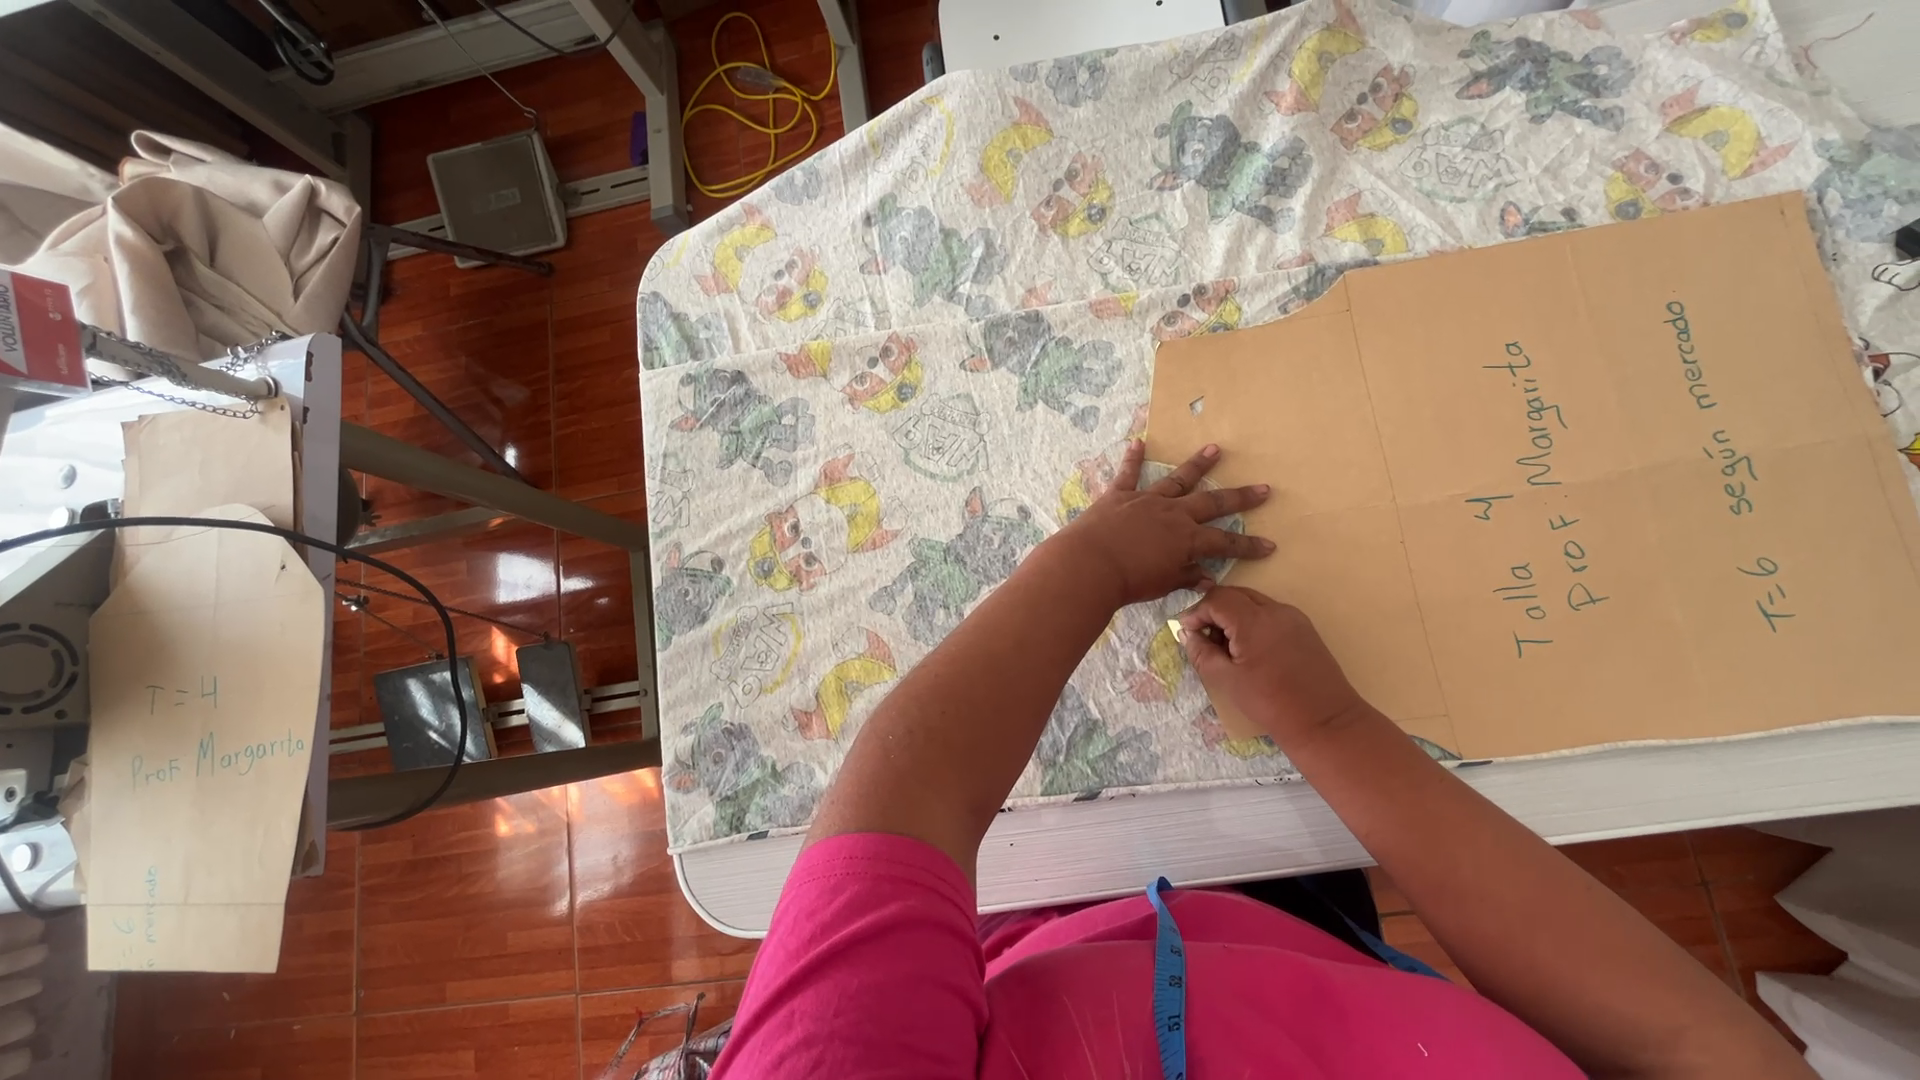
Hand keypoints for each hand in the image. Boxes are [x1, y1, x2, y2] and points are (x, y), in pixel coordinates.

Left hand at [1045, 441, 1272, 607]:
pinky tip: (1138, 442)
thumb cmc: (1128, 582)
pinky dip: (1133, 458)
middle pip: (1212, 502)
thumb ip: (1185, 577)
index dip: (1248, 545)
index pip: (1226, 543)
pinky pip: (1128, 474)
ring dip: (1197, 465)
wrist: (1090, 565)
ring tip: (1215, 449)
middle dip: (1239, 497)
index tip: (1269, 544)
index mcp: (1187, 539)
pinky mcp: (1119, 496)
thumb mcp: (1163, 584)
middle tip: (1263, 488)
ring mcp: (1147, 501)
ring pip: (1178, 479)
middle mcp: (1173, 514)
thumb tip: (1207, 579)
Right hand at [1178, 585, 1370, 742]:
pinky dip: (1253, 623)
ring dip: (1234, 616)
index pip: (1217, 599)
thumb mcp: (1227, 680)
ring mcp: (1294, 618)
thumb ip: (1202, 652)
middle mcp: (1276, 610)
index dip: (1197, 612)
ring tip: (1227, 648)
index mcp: (1254, 620)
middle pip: (1236, 595)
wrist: (1324, 721)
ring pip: (1254, 603)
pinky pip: (1270, 614)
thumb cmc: (1270, 702)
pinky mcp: (1305, 629)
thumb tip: (1187, 634)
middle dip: (1214, 611)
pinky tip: (1250, 651)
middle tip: (1205, 638)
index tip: (1188, 633)